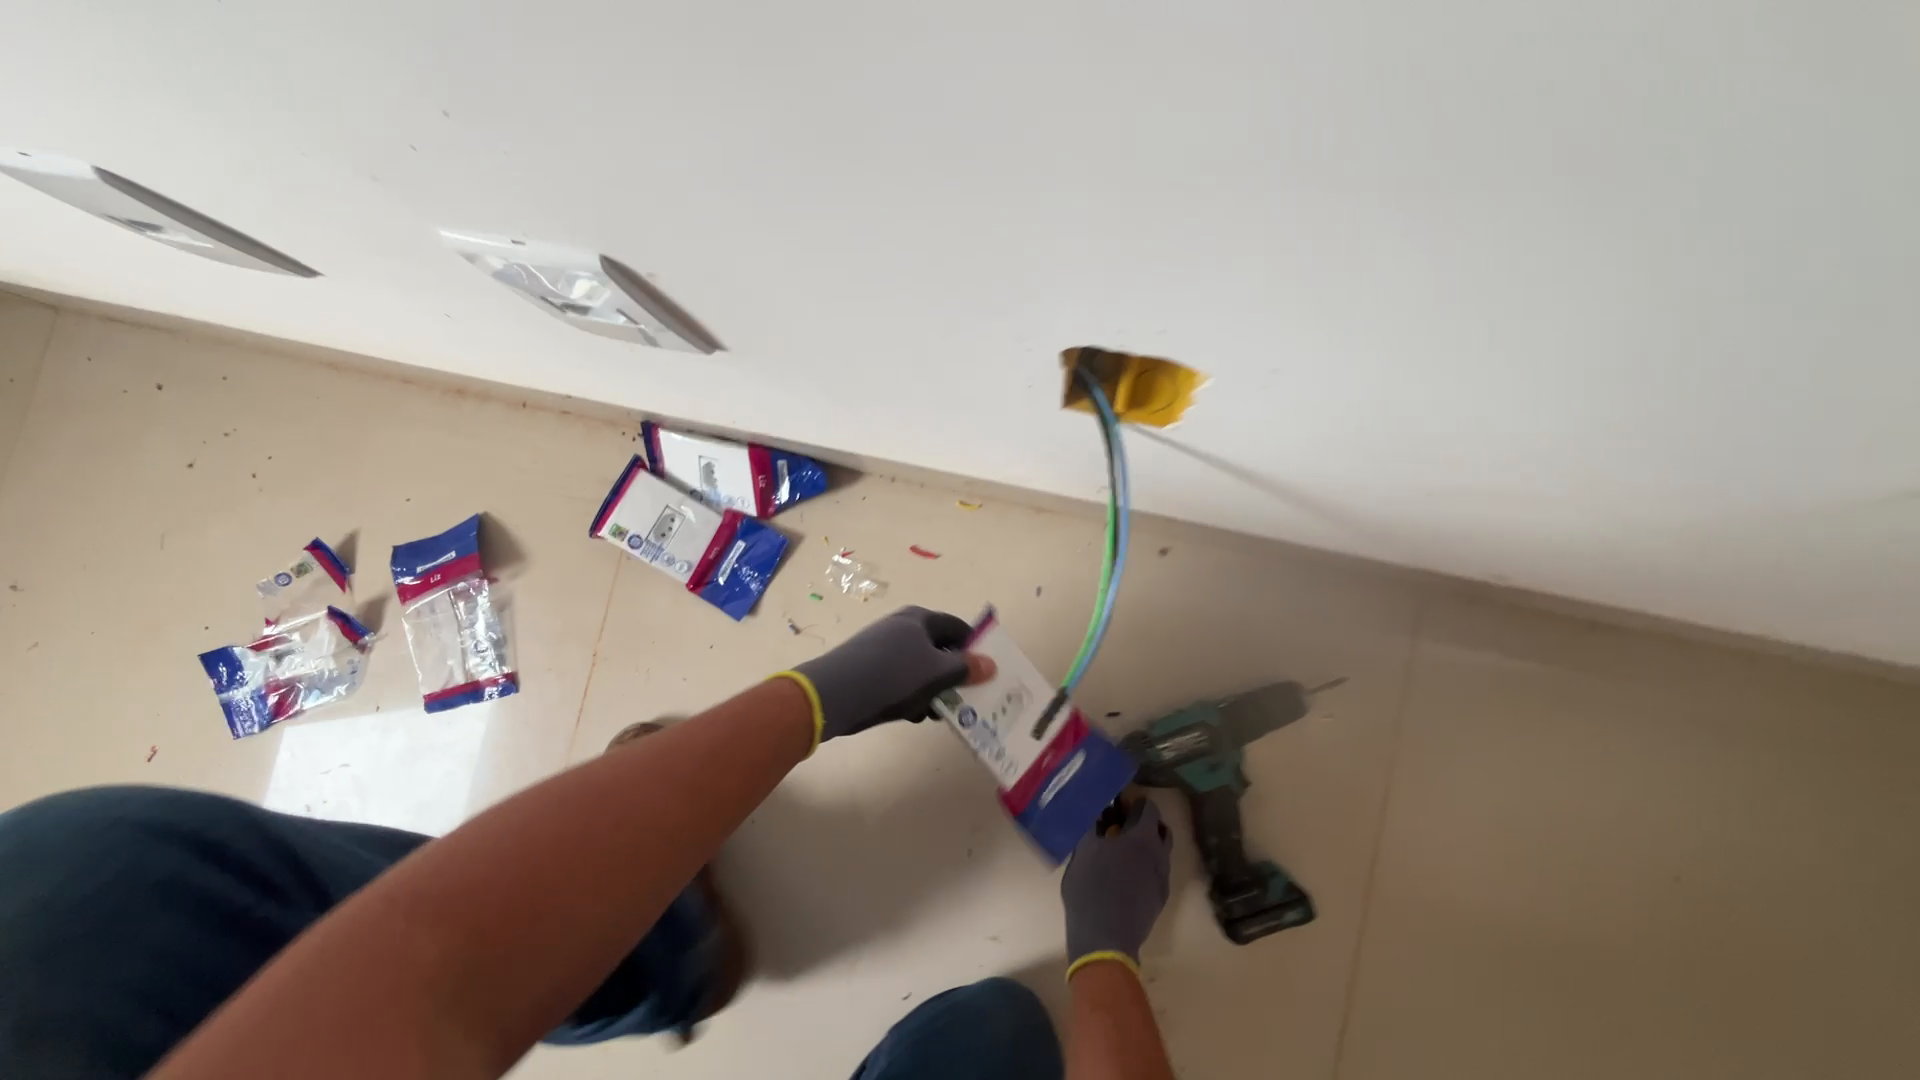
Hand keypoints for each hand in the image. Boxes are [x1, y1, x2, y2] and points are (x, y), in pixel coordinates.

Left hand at [782, 606, 993, 746]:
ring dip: (932, 689)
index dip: (974, 648)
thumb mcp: (937, 673)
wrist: (834, 694)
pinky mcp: (869, 668)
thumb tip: (992, 664)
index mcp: (920, 619)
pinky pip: (900, 679)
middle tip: (964, 699)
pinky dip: (910, 694)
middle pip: (939, 648)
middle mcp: (902, 627)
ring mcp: (883, 647)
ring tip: (935, 712)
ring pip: (920, 668)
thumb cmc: (892, 676)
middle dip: (952, 674)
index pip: (958, 627)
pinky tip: (911, 714)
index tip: (985, 673)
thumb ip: (966, 668)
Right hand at [1062, 798, 1172, 979]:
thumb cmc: (1091, 889)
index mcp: (1143, 838)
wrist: (1106, 939)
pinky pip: (1157, 871)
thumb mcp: (1083, 852)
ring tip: (1122, 851)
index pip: (1148, 808)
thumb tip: (1097, 809)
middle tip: (1120, 825)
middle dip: (1143, 822)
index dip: (1133, 803)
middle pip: (1160, 828)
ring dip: (1146, 844)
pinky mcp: (1161, 898)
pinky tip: (1127, 874)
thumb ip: (1092, 826)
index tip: (1116, 805)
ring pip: (1161, 851)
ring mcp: (1163, 878)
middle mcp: (1160, 854)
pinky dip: (1146, 864)